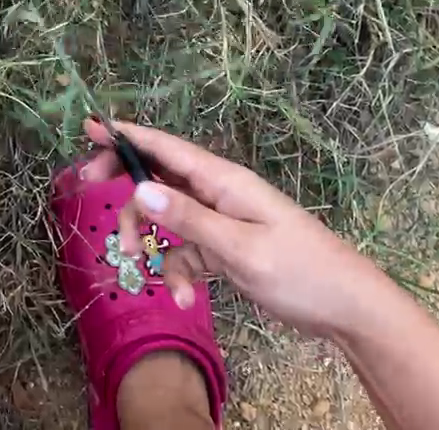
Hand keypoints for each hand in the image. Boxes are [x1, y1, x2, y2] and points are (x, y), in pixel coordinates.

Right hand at [84, 119, 393, 339]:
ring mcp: (219, 220)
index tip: (89, 126)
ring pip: (165, 214)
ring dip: (146, 235)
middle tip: (87, 184)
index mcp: (221, 180)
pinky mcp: (222, 248)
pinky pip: (184, 250)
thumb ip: (188, 218)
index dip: (125, 134)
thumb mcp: (241, 249)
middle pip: (156, 175)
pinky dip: (176, 270)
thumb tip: (138, 187)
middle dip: (122, 182)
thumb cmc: (302, 272)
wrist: (351, 312)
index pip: (164, 147)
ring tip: (137, 264)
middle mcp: (215, 192)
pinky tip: (182, 298)